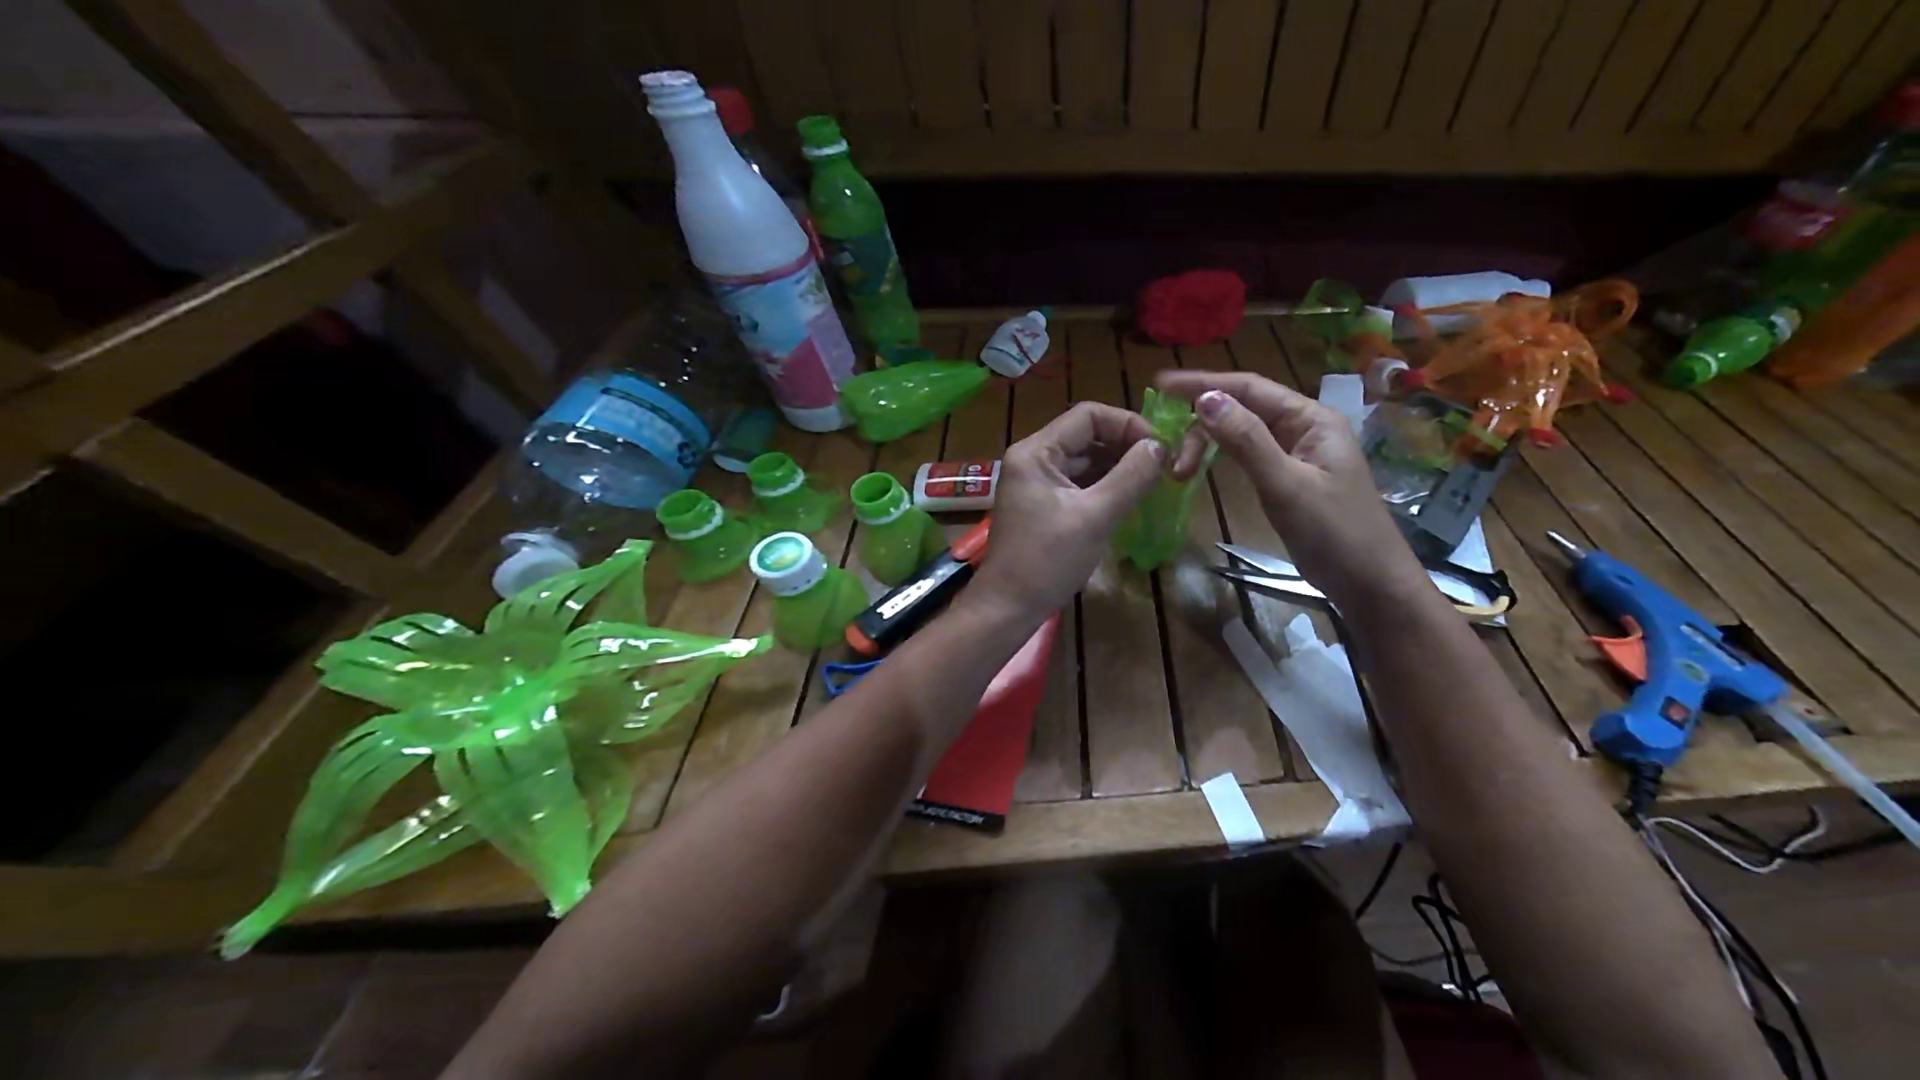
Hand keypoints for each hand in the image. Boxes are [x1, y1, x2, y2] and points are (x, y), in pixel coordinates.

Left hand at [970, 402, 1165, 619]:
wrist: (1009, 606)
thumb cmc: (1047, 560)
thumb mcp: (1095, 516)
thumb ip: (1131, 476)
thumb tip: (1161, 446)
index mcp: (1036, 452)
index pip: (1088, 415)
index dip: (1128, 424)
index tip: (1161, 447)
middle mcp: (1033, 458)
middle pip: (1087, 435)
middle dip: (1127, 446)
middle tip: (1165, 465)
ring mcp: (1037, 482)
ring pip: (1086, 460)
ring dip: (1120, 466)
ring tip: (1155, 481)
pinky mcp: (1044, 503)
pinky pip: (1080, 482)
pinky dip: (1107, 485)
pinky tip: (1133, 497)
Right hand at [1155, 370, 1425, 604]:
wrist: (1370, 584)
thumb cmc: (1334, 533)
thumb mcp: (1285, 484)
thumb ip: (1246, 440)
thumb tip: (1205, 398)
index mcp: (1311, 419)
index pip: (1249, 388)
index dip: (1203, 383)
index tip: (1160, 384)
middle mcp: (1304, 427)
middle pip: (1242, 409)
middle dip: (1201, 426)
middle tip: (1169, 459)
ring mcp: (1297, 453)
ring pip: (1241, 433)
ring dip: (1207, 443)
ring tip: (1178, 470)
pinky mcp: (1289, 478)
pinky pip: (1247, 455)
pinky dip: (1220, 457)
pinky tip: (1200, 466)